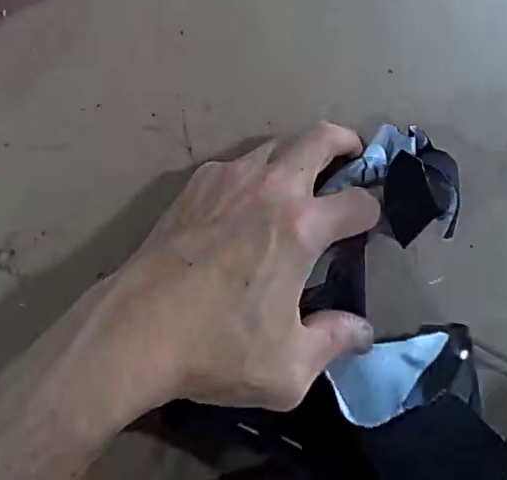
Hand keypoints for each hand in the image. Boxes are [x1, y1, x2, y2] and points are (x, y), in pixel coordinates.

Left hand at [0, 125, 382, 479]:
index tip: (371, 221)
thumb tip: (362, 331)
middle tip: (353, 155)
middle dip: (346, 141)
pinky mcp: (199, 181)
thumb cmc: (215, 347)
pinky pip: (238, 162)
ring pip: (278, 143)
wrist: (134, 329)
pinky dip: (253, 172)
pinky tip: (243, 201)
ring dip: (297, 153)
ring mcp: (233, 177)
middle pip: (322, 137)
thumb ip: (333, 342)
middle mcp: (273, 188)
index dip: (373, 209)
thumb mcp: (286, 368)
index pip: (358, 201)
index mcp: (302, 226)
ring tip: (298, 178)